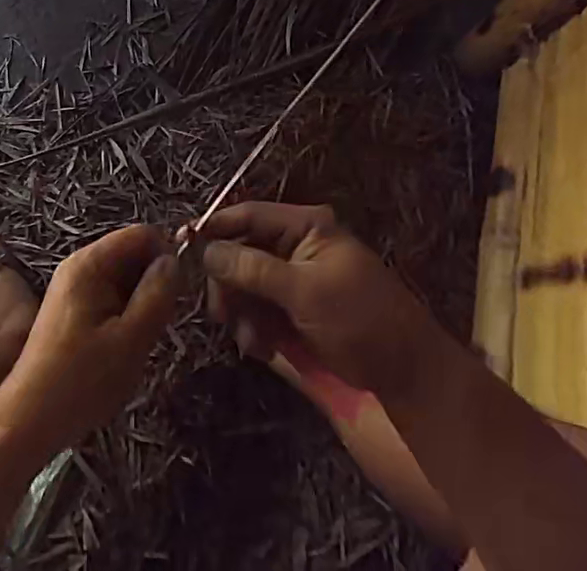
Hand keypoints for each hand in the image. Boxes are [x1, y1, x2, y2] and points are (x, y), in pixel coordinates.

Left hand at [0, 225, 181, 446]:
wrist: (30, 421)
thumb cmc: (82, 380)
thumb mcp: (132, 338)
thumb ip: (158, 293)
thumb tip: (175, 260)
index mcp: (90, 263)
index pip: (142, 234)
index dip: (167, 254)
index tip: (180, 291)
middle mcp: (79, 265)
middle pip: (133, 253)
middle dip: (154, 281)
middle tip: (161, 322)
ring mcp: (73, 287)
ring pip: (125, 277)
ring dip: (142, 301)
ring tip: (142, 338)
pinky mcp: (73, 308)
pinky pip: (111, 296)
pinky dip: (127, 313)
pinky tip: (125, 345)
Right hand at [193, 202, 440, 396]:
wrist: (404, 373)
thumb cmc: (360, 319)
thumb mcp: (305, 290)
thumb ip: (253, 268)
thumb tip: (206, 249)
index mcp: (304, 226)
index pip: (248, 215)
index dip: (215, 227)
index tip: (182, 244)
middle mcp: (294, 246)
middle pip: (239, 251)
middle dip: (228, 283)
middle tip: (222, 313)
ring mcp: (291, 279)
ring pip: (242, 284)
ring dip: (240, 312)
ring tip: (251, 340)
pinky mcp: (290, 309)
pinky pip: (255, 310)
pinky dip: (252, 328)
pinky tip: (261, 347)